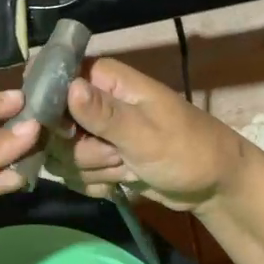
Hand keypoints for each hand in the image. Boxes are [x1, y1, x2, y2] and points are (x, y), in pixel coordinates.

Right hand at [48, 57, 254, 212]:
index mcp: (101, 78)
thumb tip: (69, 87)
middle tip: (116, 155)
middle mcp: (90, 98)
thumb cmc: (187, 149)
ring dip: (92, 169)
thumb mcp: (145, 133)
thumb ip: (104, 114)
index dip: (48, 110)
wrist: (214, 185)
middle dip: (80, 151)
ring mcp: (92, 129)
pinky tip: (121, 182)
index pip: (50, 81)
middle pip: (51, 125)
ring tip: (126, 167)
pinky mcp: (96, 156)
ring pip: (61, 153)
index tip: (67, 133)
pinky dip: (96, 182)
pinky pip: (73, 173)